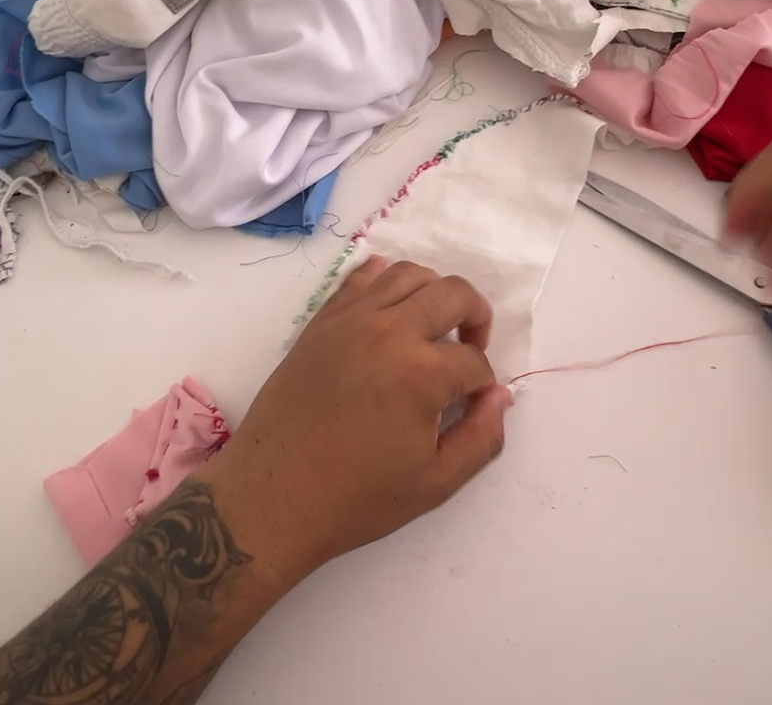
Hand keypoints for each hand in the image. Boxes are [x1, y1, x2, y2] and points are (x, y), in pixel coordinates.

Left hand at [198, 257, 512, 584]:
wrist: (273, 497)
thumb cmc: (356, 497)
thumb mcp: (435, 483)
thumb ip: (481, 438)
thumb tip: (499, 397)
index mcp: (423, 372)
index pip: (474, 360)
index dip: (483, 384)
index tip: (473, 405)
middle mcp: (390, 331)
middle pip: (453, 293)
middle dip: (475, 317)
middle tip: (470, 348)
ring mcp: (351, 320)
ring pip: (408, 273)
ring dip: (434, 292)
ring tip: (433, 325)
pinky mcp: (322, 322)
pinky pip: (359, 279)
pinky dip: (382, 277)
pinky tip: (391, 302)